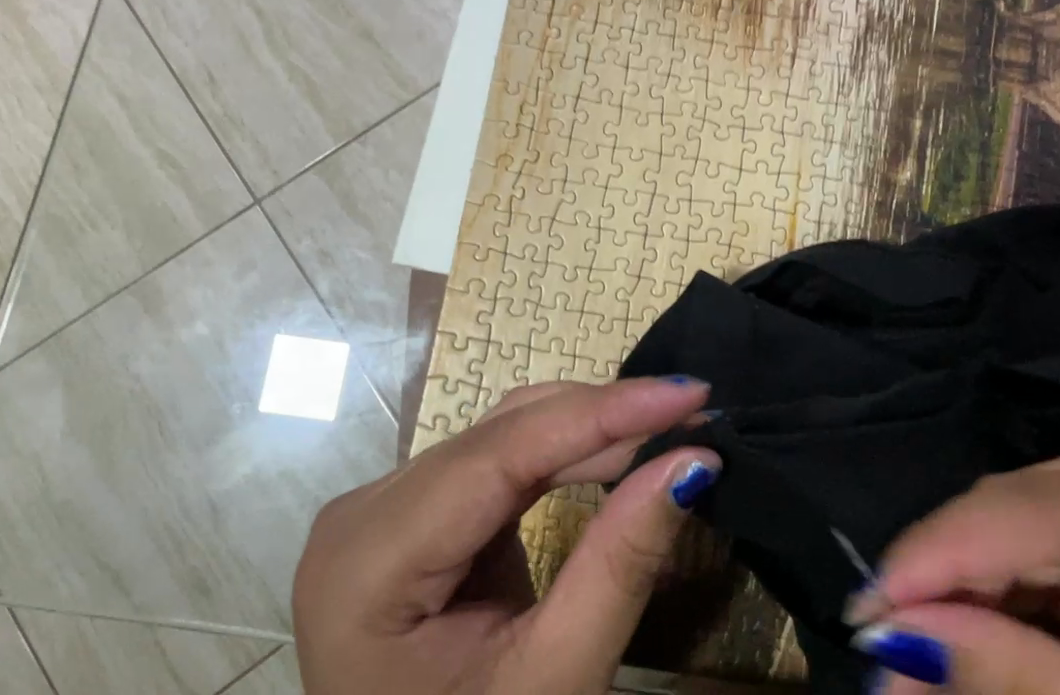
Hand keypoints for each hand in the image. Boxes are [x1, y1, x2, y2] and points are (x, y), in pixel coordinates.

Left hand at [291, 377, 718, 694]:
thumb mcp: (552, 677)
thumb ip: (618, 565)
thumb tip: (693, 461)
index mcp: (370, 559)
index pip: (498, 454)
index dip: (600, 413)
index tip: (689, 393)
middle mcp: (364, 513)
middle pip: (498, 438)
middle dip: (602, 421)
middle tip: (694, 413)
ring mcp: (385, 511)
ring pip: (501, 440)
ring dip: (588, 432)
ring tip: (668, 427)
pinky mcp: (416, 518)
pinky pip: (496, 466)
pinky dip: (562, 459)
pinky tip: (615, 452)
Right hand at [847, 454, 1059, 694]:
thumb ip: (1026, 685)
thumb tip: (887, 639)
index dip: (956, 547)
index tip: (869, 606)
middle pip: (1052, 498)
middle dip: (960, 562)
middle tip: (888, 635)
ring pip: (1049, 507)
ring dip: (983, 570)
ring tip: (935, 636)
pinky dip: (1023, 578)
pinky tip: (996, 624)